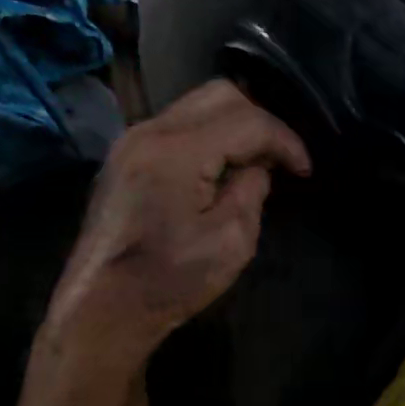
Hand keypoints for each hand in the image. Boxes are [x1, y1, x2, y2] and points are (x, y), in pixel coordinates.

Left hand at [36, 80, 309, 377]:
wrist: (99, 311)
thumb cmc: (169, 281)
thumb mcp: (231, 240)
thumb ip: (252, 190)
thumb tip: (256, 168)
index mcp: (177, 152)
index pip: (249, 121)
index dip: (286, 141)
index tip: (305, 170)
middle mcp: (150, 133)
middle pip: (221, 95)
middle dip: (261, 121)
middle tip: (280, 158)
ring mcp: (132, 142)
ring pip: (198, 104)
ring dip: (236, 126)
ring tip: (256, 162)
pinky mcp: (126, 157)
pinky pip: (179, 124)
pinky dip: (211, 134)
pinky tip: (222, 169)